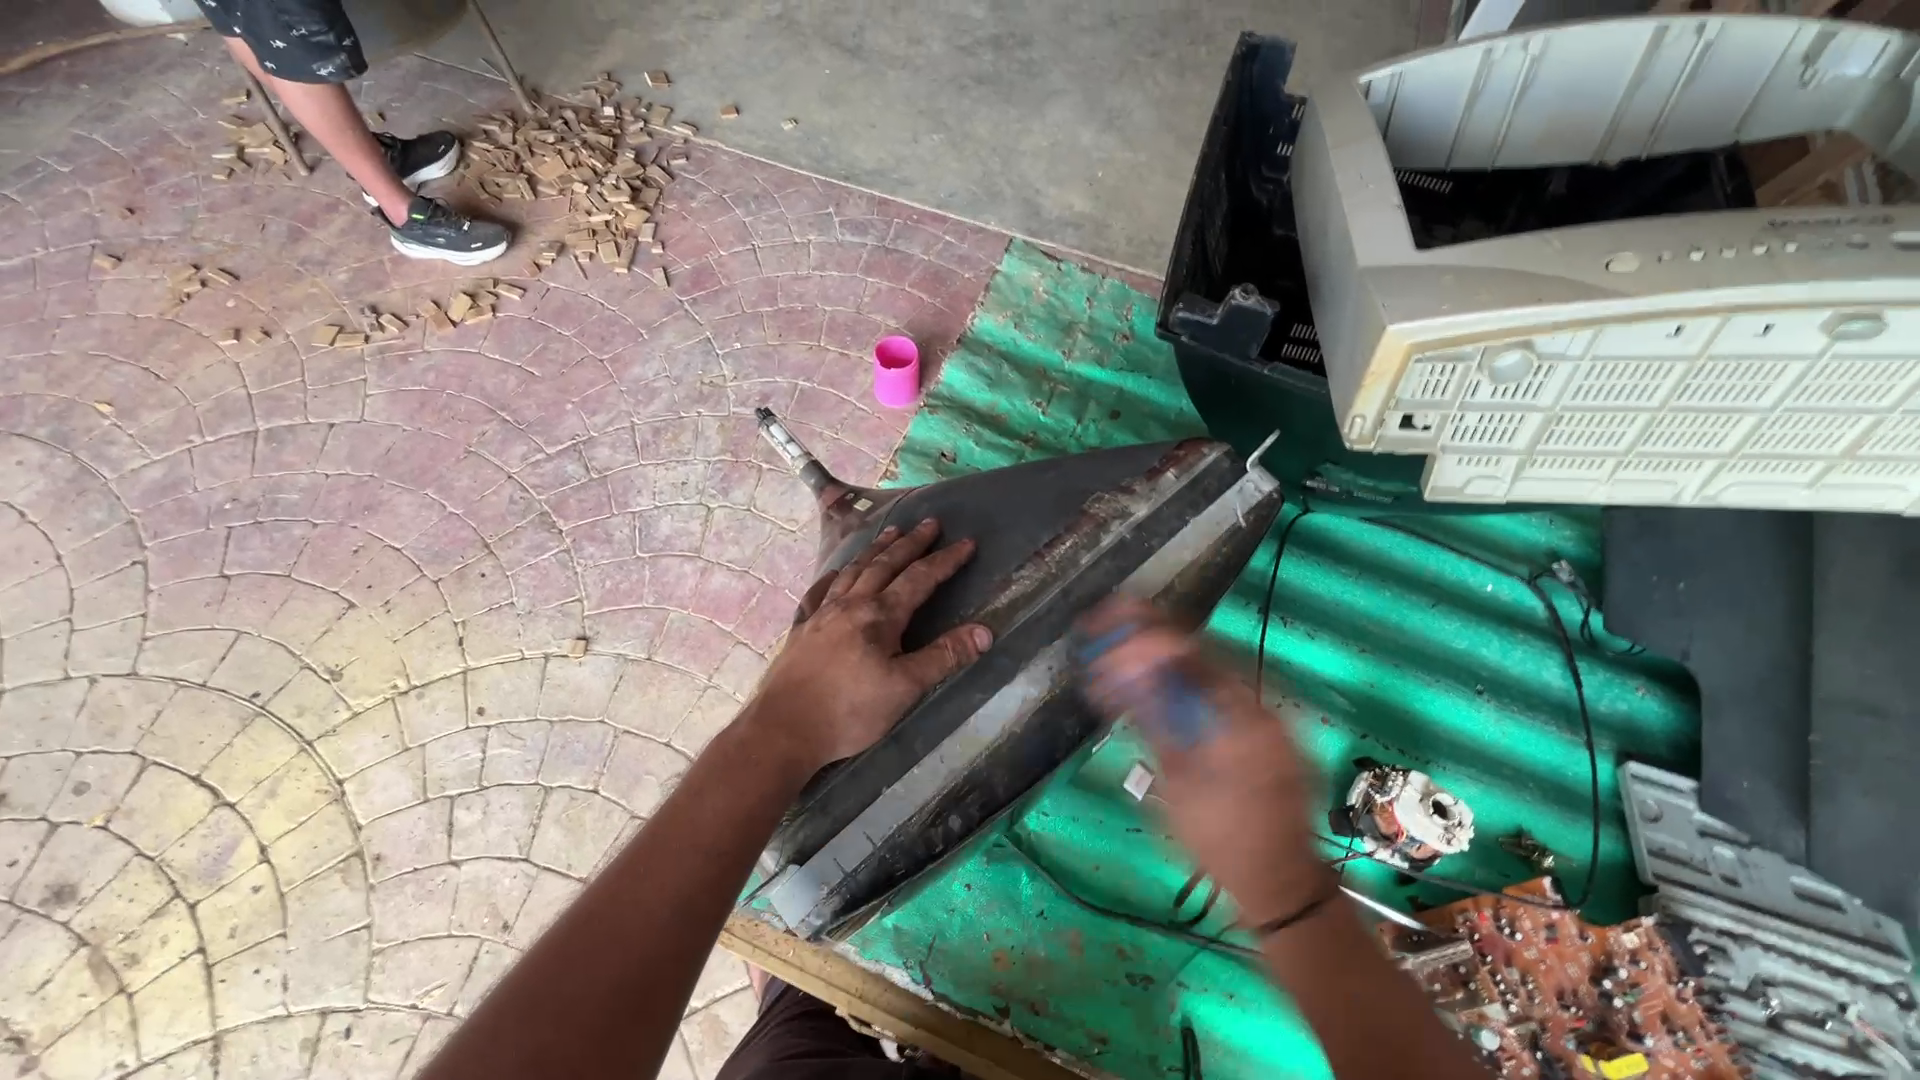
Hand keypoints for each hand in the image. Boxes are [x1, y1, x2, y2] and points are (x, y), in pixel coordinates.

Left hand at [747, 519, 992, 772]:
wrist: (783, 729)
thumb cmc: (849, 712)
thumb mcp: (905, 688)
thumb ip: (944, 657)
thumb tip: (985, 631)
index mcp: (879, 616)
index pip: (920, 579)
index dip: (945, 561)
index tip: (966, 542)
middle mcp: (850, 605)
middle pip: (885, 565)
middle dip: (911, 543)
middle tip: (930, 523)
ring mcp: (821, 615)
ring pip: (852, 571)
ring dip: (875, 550)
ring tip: (890, 533)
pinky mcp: (801, 630)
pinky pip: (818, 592)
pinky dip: (831, 577)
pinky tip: (833, 574)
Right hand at [1078, 597, 1327, 925]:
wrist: (1282, 885)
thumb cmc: (1222, 842)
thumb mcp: (1177, 784)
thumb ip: (1152, 721)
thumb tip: (1118, 676)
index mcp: (1242, 717)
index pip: (1190, 655)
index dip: (1145, 635)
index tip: (1109, 624)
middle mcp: (1264, 704)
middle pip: (1204, 651)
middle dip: (1154, 634)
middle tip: (1113, 618)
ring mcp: (1274, 715)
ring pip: (1215, 667)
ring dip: (1170, 654)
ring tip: (1129, 642)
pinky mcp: (1273, 729)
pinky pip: (1226, 689)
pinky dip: (1192, 680)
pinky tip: (1163, 678)